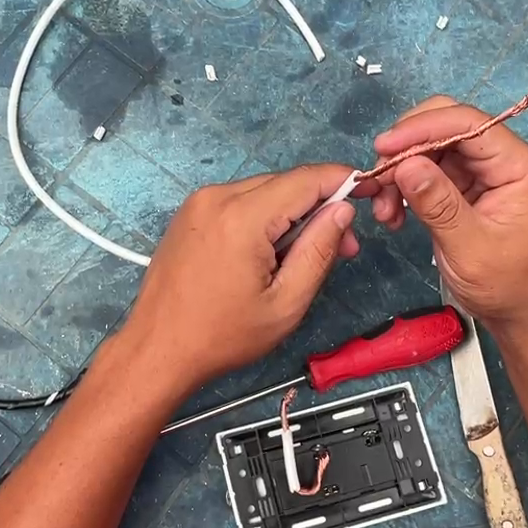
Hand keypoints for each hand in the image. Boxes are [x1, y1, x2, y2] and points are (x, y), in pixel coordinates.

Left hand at [118, 164, 360, 388]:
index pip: (307, 179)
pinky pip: (239, 202)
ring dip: (292, 214)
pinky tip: (269, 253)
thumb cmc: (222, 336)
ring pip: (263, 192)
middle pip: (285, 184)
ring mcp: (199, 203)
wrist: (157, 349)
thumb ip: (319, 251)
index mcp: (242, 217)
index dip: (344, 180)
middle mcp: (217, 197)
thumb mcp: (285, 303)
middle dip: (320, 207)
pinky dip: (263, 218)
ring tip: (303, 258)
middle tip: (343, 248)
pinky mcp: (190, 214)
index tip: (371, 192)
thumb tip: (343, 210)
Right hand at [357, 96, 527, 328]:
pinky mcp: (458, 187)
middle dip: (405, 148)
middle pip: (443, 126)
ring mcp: (476, 172)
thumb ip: (439, 205)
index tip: (382, 147)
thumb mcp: (470, 248)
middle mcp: (496, 159)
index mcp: (515, 165)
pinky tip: (391, 215)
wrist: (518, 312)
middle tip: (377, 179)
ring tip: (383, 210)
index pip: (467, 123)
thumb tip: (405, 166)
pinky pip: (422, 172)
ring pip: (426, 148)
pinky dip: (401, 188)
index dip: (422, 128)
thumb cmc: (506, 283)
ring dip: (398, 172)